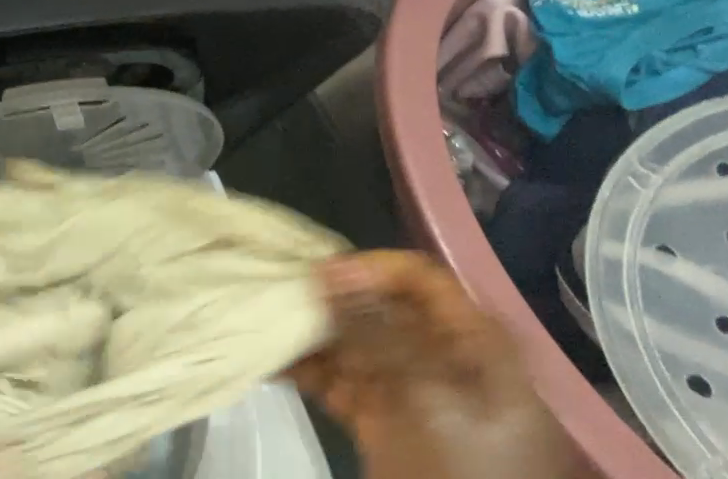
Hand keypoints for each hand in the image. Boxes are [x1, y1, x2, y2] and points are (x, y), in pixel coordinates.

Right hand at [288, 251, 583, 478]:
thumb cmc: (469, 471)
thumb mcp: (432, 399)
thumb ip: (380, 334)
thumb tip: (326, 271)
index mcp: (470, 345)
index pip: (419, 280)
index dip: (369, 268)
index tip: (316, 275)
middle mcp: (436, 356)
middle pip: (375, 305)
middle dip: (324, 297)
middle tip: (272, 289)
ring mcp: (405, 388)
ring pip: (348, 340)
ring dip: (305, 330)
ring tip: (257, 319)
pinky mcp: (376, 417)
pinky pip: (333, 379)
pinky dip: (300, 369)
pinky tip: (263, 359)